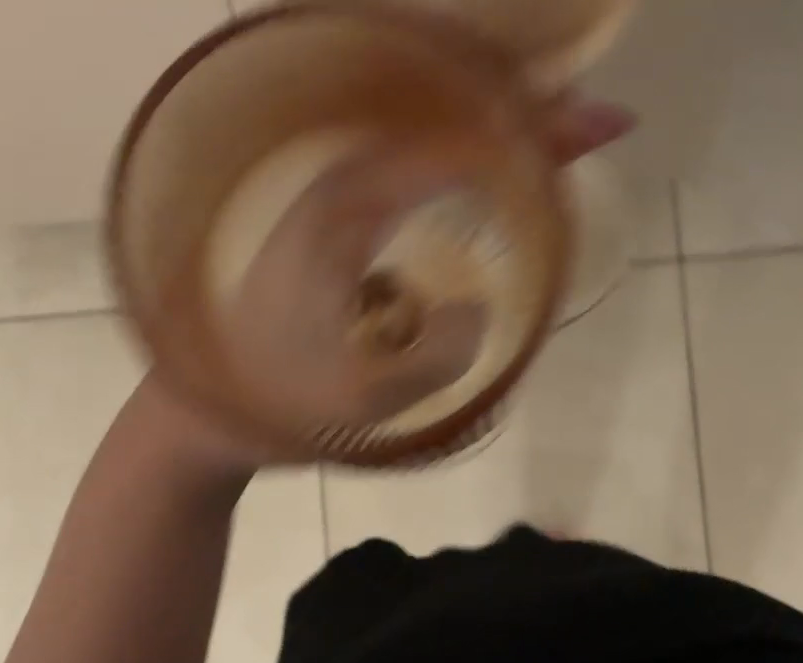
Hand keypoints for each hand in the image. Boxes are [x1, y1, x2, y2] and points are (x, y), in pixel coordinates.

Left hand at [138, 97, 635, 472]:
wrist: (199, 411)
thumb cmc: (272, 406)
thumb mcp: (359, 400)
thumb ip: (431, 357)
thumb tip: (477, 306)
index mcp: (340, 208)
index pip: (455, 141)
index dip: (535, 130)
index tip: (603, 126)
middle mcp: (332, 183)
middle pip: (440, 117)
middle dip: (523, 111)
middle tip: (593, 121)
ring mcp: (328, 199)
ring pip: (424, 138)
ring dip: (493, 131)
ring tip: (559, 137)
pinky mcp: (329, 224)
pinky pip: (408, 171)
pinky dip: (459, 160)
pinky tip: (493, 176)